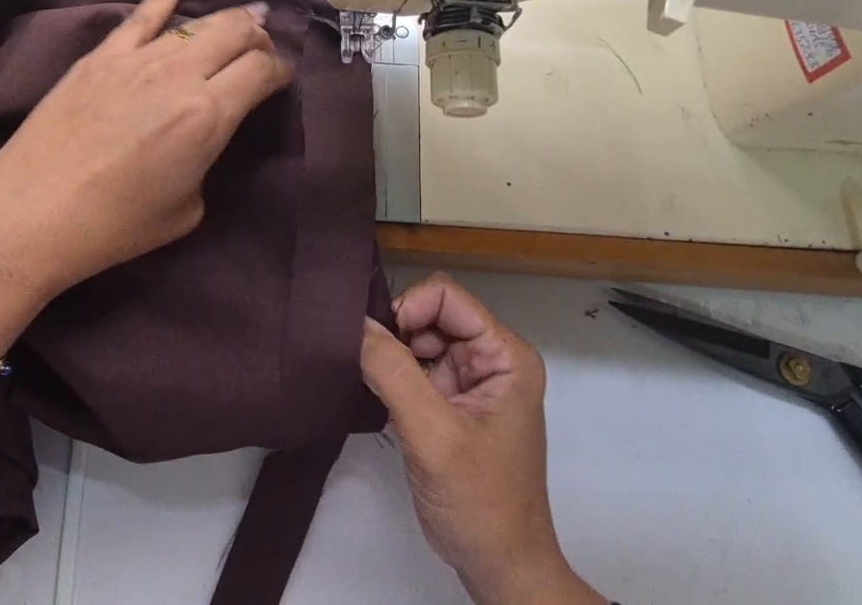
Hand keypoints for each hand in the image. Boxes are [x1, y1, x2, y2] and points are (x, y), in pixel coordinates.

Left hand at [0, 0, 291, 309]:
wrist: (29, 215)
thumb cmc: (114, 227)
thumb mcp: (186, 208)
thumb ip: (205, 160)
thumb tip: (201, 137)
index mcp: (209, 115)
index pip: (262, 69)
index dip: (280, 70)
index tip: (281, 80)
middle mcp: (179, 73)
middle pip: (235, 30)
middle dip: (257, 36)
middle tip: (260, 49)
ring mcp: (135, 58)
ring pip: (194, 21)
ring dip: (223, 21)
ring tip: (237, 23)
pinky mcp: (99, 56)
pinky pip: (139, 16)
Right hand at [360, 275, 603, 604]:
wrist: (497, 565)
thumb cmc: (479, 501)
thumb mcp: (434, 435)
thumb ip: (394, 374)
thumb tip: (355, 325)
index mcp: (506, 355)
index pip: (447, 296)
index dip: (408, 309)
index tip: (380, 345)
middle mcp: (491, 359)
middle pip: (431, 314)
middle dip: (397, 334)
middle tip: (371, 369)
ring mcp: (470, 381)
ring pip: (418, 340)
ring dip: (392, 357)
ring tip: (372, 386)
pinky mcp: (449, 403)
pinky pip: (414, 369)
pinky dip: (391, 378)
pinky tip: (378, 400)